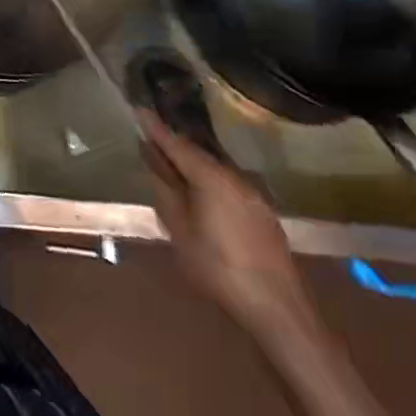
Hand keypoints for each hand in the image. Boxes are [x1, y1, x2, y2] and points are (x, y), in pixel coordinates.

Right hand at [139, 110, 309, 327]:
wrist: (275, 305)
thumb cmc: (218, 267)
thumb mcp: (180, 233)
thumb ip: (167, 195)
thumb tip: (155, 168)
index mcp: (211, 176)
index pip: (177, 145)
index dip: (156, 128)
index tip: (140, 109)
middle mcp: (235, 176)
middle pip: (199, 154)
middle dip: (176, 147)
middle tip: (153, 140)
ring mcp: (253, 193)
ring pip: (216, 169)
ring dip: (194, 166)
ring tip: (174, 167)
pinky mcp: (263, 211)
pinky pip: (230, 185)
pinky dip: (211, 182)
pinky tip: (204, 196)